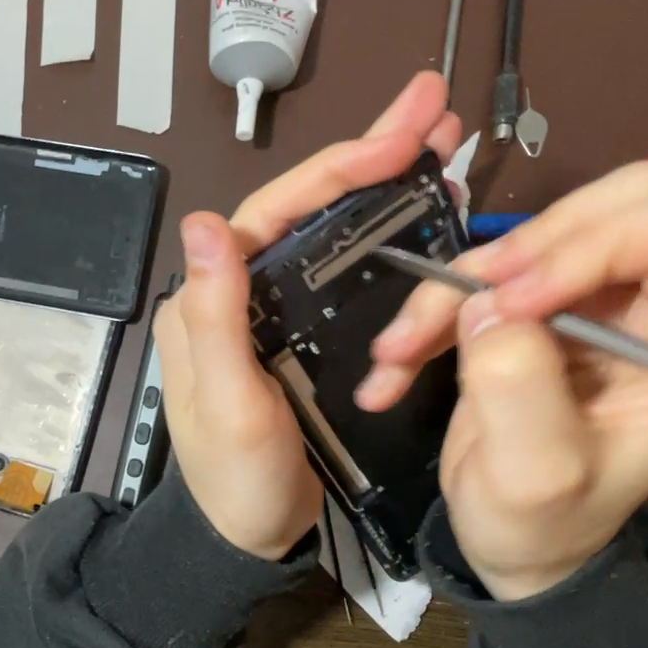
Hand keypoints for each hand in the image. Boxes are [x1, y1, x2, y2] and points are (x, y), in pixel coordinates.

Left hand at [155, 71, 463, 559]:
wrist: (249, 534)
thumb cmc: (234, 478)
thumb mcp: (224, 403)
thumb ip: (213, 318)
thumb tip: (206, 224)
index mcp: (213, 297)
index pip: (272, 211)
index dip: (334, 168)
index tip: (398, 136)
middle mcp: (240, 291)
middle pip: (306, 209)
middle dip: (368, 158)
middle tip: (434, 114)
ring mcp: (275, 311)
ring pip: (329, 233)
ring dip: (382, 187)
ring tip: (441, 149)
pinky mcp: (304, 335)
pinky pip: (343, 273)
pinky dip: (383, 238)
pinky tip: (422, 217)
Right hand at [358, 162, 647, 598]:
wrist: (512, 543)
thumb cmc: (542, 525)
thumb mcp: (534, 476)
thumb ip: (518, 390)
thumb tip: (485, 308)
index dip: (592, 244)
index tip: (511, 303)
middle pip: (616, 202)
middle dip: (526, 247)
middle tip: (465, 302)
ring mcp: (595, 303)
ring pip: (531, 236)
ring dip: (454, 287)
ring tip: (397, 353)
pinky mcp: (536, 310)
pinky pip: (482, 276)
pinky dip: (429, 311)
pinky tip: (392, 366)